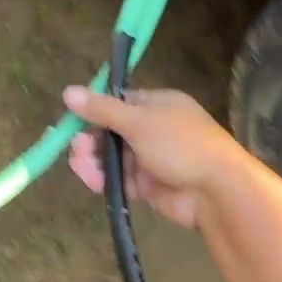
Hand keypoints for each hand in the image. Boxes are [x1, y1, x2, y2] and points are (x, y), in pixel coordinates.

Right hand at [63, 85, 254, 228]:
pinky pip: (121, 181)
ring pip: (114, 159)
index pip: (119, 103)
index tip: (74, 122)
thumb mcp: (139, 121)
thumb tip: (68, 91)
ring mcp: (151, 159)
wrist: (213, 190)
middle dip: (92, 141)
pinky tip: (92, 182)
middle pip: (113, 133)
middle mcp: (154, 129)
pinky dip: (106, 181)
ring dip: (95, 162)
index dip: (95, 112)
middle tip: (77, 150)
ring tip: (79, 167)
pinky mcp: (148, 186)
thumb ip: (102, 110)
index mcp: (157, 105)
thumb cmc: (180, 145)